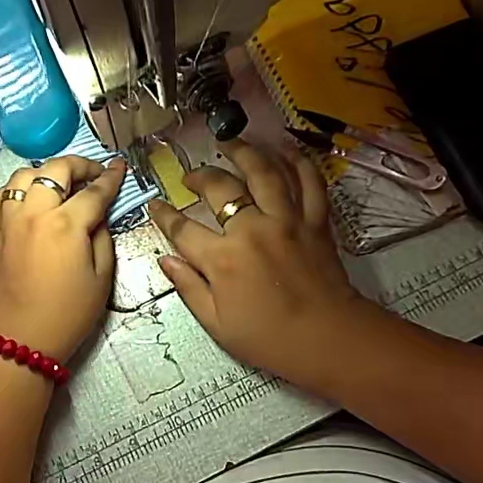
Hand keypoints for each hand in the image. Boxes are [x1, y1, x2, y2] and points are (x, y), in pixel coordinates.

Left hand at [0, 156, 125, 361]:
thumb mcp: (102, 279)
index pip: (93, 191)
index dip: (111, 178)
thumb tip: (98, 219)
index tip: (120, 167)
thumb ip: (103, 240)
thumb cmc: (68, 316)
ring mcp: (7, 223)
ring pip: (21, 178)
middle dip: (78, 164)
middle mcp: (33, 214)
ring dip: (44, 173)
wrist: (20, 343)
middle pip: (54, 170)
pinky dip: (11, 191)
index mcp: (66, 224)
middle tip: (94, 172)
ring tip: (59, 183)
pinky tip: (23, 198)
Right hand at [147, 141, 381, 390]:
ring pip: (264, 172)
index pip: (183, 229)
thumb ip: (190, 288)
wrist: (327, 339)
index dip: (164, 215)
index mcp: (223, 259)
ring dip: (245, 152)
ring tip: (231, 143)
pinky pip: (309, 182)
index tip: (155, 205)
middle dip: (200, 176)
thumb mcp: (217, 324)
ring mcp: (287, 220)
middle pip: (220, 188)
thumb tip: (166, 261)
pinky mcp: (316, 221)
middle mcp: (253, 229)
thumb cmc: (269, 338)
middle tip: (192, 176)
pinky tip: (286, 149)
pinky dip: (298, 162)